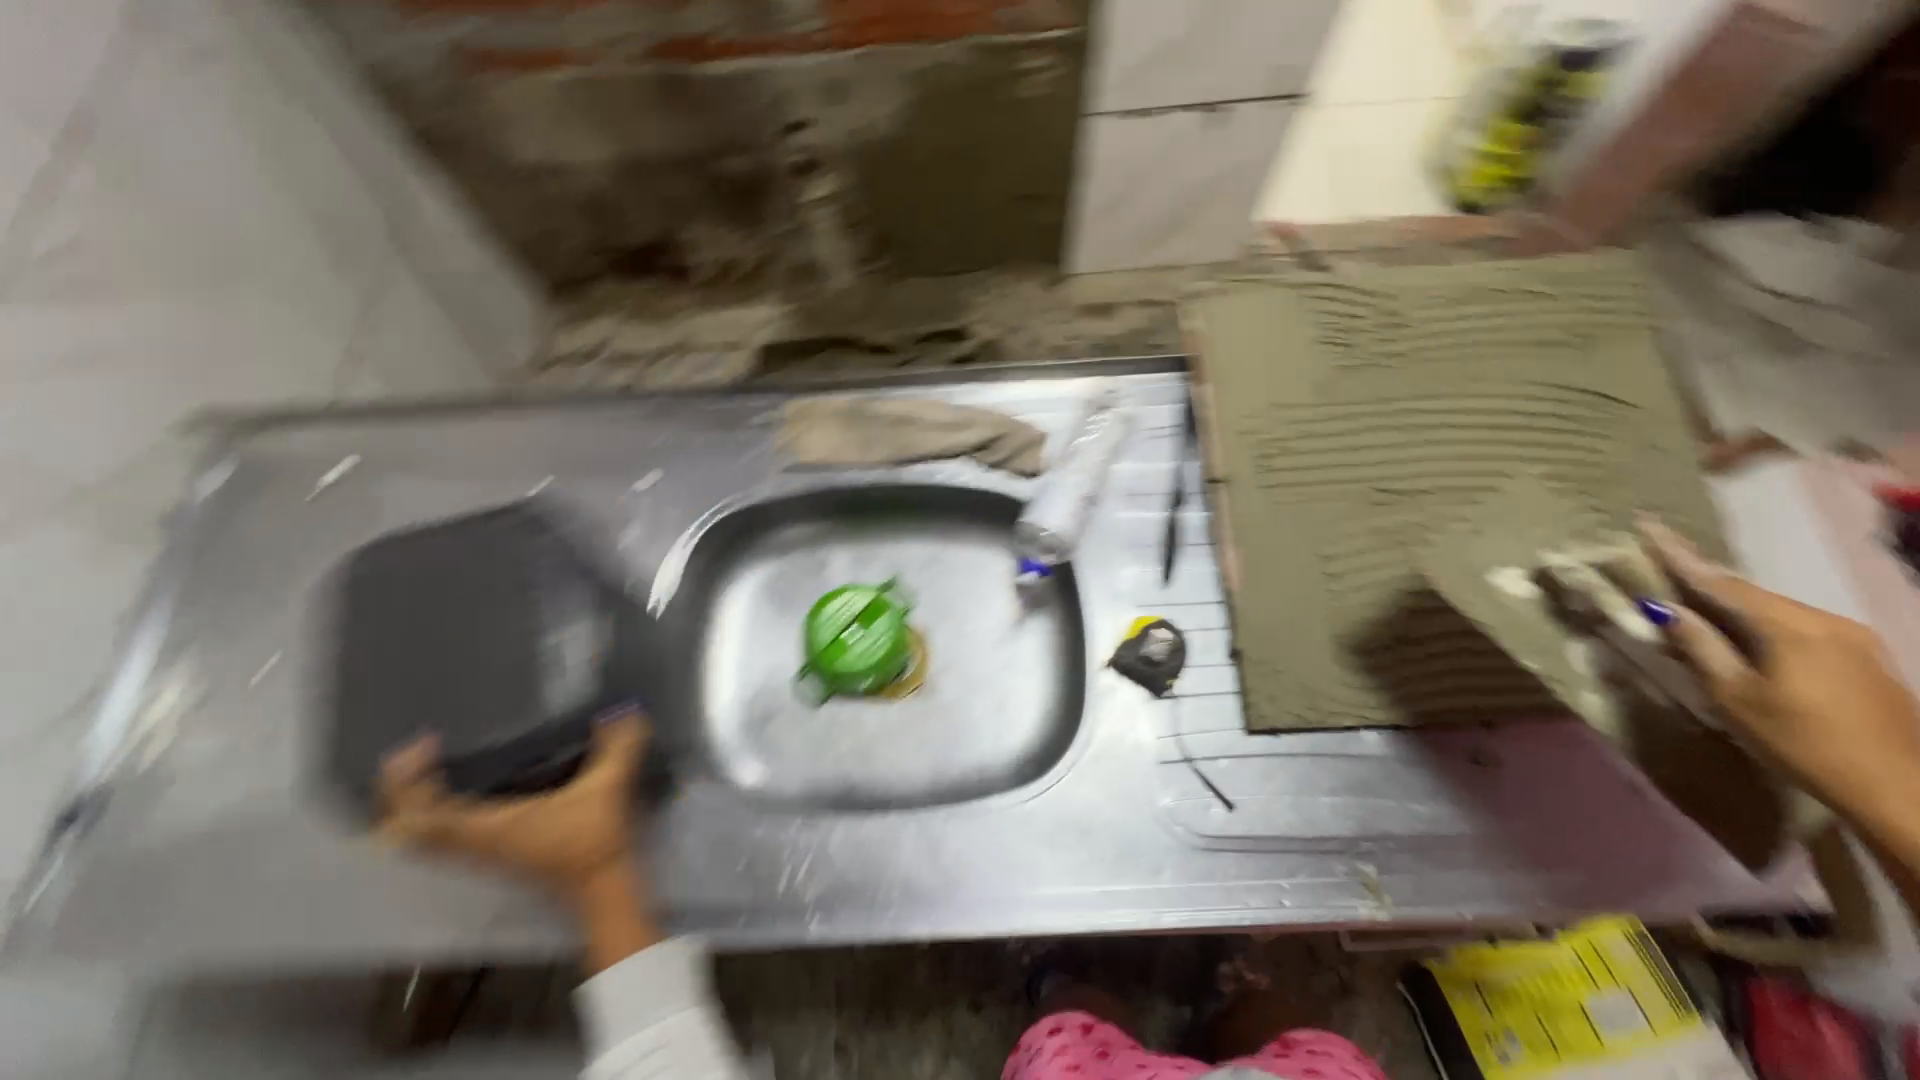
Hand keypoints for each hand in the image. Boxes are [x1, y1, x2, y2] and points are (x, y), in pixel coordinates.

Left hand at [378, 708, 649, 907]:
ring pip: (421, 837)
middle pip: (406, 829)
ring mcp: (480, 853)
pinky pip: (443, 837)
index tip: (425, 745)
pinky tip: (460, 789)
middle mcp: (473, 844)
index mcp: (487, 828)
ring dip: (414, 805)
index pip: (420, 817)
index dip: (406, 783)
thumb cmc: (593, 841)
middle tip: (415, 754)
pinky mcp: (492, 854)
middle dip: (399, 793)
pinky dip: (435, 815)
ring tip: (429, 767)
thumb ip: (618, 748)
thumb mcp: (606, 789)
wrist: (602, 888)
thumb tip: (626, 711)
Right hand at [1640, 519, 1919, 820]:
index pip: (1722, 583)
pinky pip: (1799, 628)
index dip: (1680, 556)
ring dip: (1734, 607)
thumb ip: (1700, 646)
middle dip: (1706, 581)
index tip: (1648, 525)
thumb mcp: (1735, 697)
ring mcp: (1853, 639)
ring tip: (1697, 607)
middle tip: (1664, 565)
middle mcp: (1826, 621)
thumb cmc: (1802, 743)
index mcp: (1791, 627)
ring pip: (1777, 611)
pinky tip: (1747, 638)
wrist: (1900, 790)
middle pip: (1752, 594)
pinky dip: (1762, 626)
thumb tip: (1667, 609)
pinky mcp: (1865, 659)